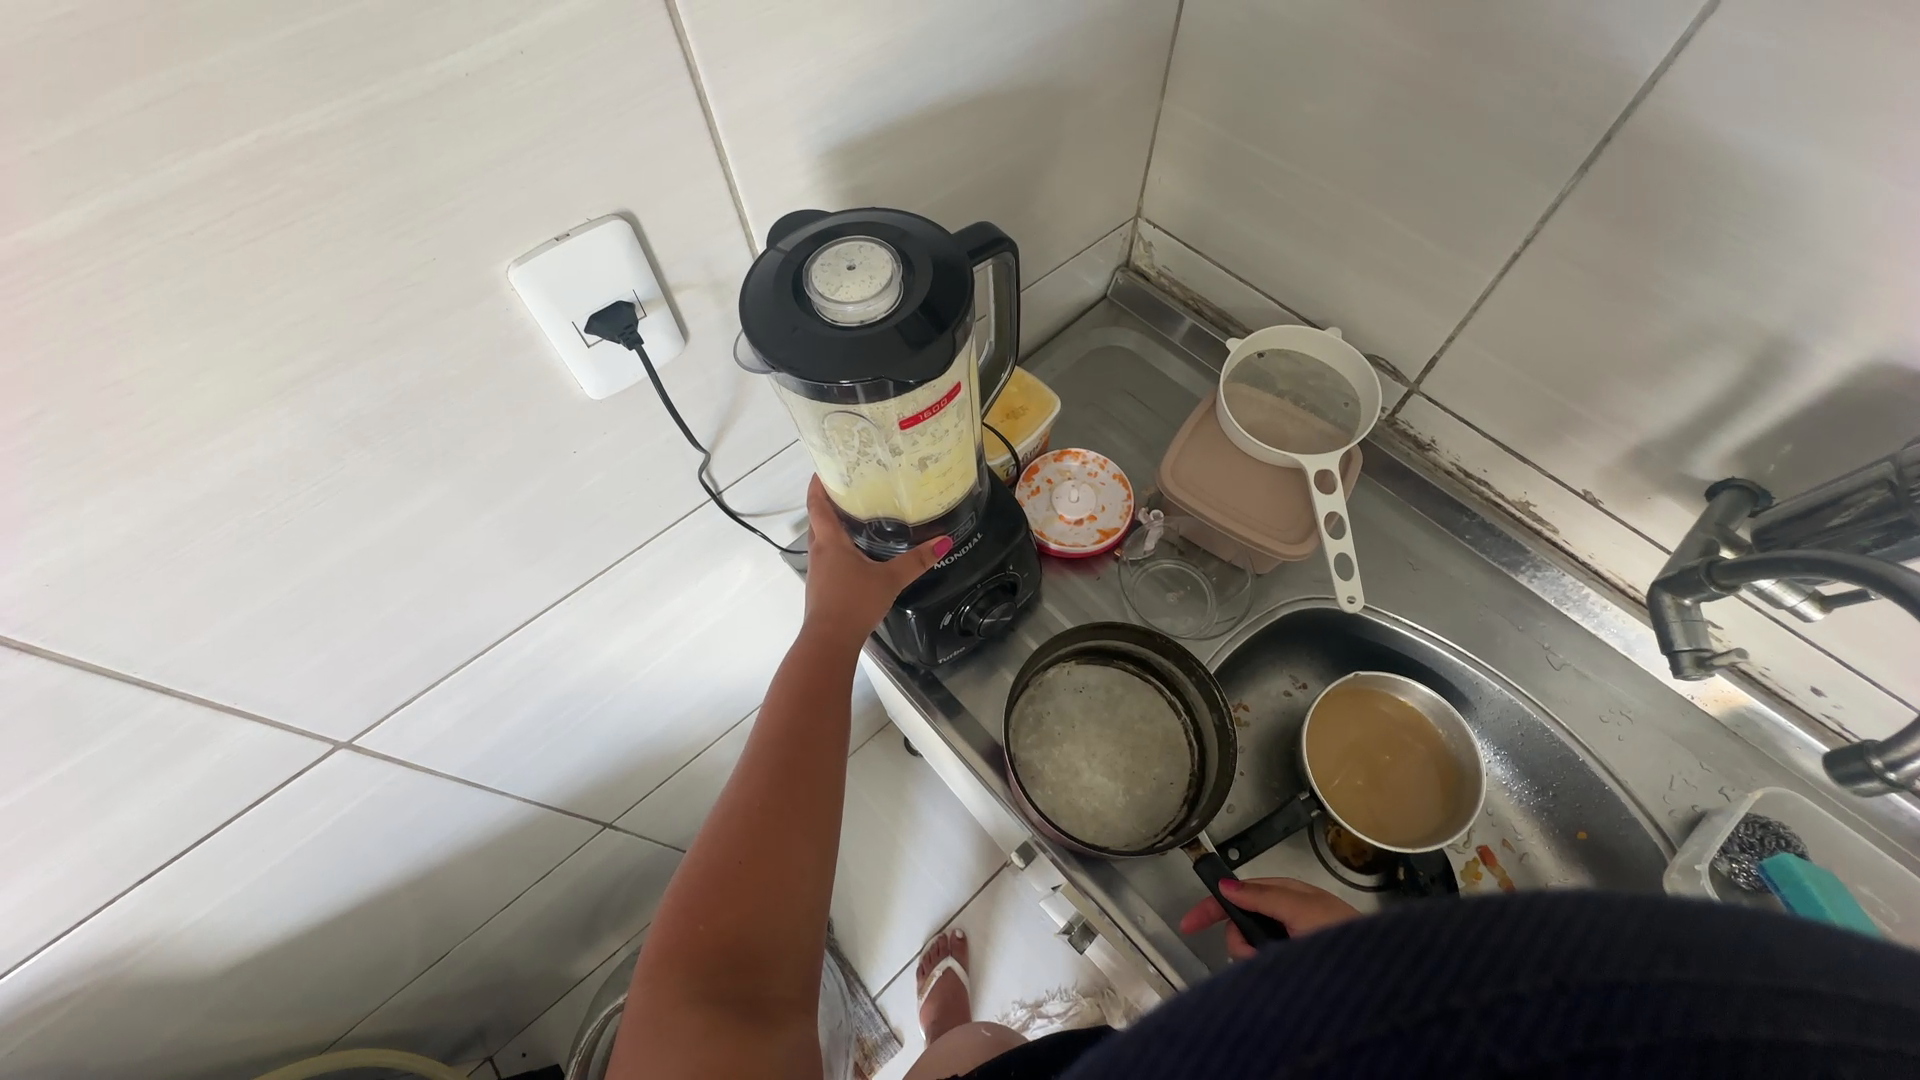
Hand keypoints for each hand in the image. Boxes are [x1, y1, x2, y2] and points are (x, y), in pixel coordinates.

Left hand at [800, 477, 948, 649]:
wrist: (830, 640)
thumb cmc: (854, 603)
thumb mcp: (889, 580)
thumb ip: (916, 561)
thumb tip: (944, 542)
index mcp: (830, 542)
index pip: (817, 504)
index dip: (818, 484)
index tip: (824, 467)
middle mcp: (818, 551)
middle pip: (817, 519)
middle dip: (827, 502)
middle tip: (848, 487)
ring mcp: (817, 570)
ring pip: (821, 539)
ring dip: (831, 526)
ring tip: (854, 515)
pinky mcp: (821, 587)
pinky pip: (826, 557)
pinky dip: (837, 547)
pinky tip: (856, 552)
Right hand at [1179, 877, 1360, 959]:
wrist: (1380, 977)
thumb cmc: (1343, 935)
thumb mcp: (1302, 908)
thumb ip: (1262, 897)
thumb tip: (1225, 885)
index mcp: (1285, 896)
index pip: (1238, 895)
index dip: (1211, 907)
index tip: (1188, 925)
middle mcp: (1283, 918)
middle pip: (1240, 924)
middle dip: (1240, 939)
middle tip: (1258, 953)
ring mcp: (1288, 945)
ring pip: (1249, 949)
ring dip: (1255, 958)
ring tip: (1280, 966)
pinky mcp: (1293, 968)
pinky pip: (1264, 967)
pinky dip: (1265, 971)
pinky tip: (1280, 976)